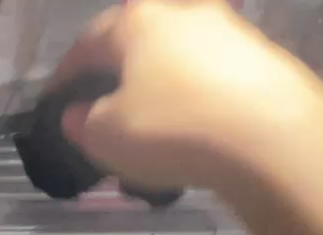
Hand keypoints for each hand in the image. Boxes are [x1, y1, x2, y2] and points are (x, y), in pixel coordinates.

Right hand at [51, 0, 322, 195]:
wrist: (268, 134)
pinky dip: (184, 94)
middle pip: (135, 37)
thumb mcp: (104, 135)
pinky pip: (203, 73)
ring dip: (151, 81)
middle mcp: (181, 12)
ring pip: (172, 54)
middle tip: (98, 102)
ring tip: (140, 118)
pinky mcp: (256, 55)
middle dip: (113, 68)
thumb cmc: (169, 128)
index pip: (87, 42)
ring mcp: (225, 29)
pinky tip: (181, 124)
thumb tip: (78, 113)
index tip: (54, 98)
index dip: (65, 73)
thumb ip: (82, 122)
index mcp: (137, 22)